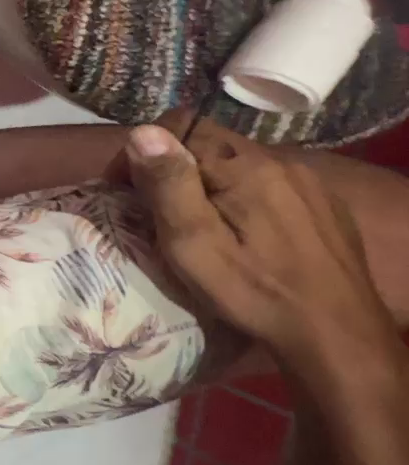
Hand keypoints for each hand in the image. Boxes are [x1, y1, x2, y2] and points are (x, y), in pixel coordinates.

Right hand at [124, 118, 396, 374]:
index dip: (143, 153)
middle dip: (173, 166)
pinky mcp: (325, 204)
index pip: (179, 129)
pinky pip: (268, 181)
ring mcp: (310, 183)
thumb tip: (143, 131)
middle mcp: (282, 163)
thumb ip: (168, 184)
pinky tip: (240, 231)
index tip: (127, 189)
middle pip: (210, 142)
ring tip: (195, 222)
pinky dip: (240, 194)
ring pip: (239, 161)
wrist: (336, 335)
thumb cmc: (250, 291)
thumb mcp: (192, 242)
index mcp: (246, 168)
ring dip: (207, 180)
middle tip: (155, 210)